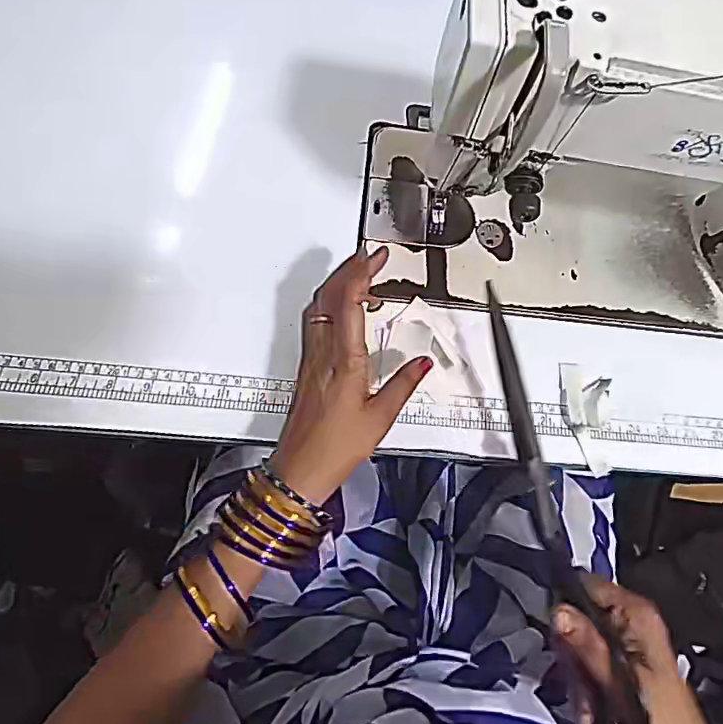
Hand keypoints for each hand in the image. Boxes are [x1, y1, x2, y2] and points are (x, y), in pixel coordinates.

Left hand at [268, 247, 431, 504]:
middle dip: (350, 268)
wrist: (300, 467)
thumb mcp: (381, 417)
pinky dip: (329, 302)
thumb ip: (404, 384)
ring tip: (359, 272)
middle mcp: (323, 353)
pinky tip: (341, 306)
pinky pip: (314, 320)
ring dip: (337, 282)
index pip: (347, 302)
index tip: (376, 257)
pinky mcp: (307, 364)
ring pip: (318, 305)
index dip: (361, 273)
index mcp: (344, 361)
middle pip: (329, 296)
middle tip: (371, 256)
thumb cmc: (334, 446)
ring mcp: (311, 356)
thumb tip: (422, 362)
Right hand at [556, 576, 722, 723]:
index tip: (561, 644)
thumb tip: (560, 612)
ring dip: (579, 688)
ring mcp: (625, 648)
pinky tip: (592, 722)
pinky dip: (586, 697)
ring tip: (590, 718)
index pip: (588, 586)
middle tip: (583, 695)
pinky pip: (587, 672)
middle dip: (574, 663)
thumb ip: (590, 647)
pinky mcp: (619, 671)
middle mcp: (631, 625)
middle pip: (579, 623)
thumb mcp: (623, 687)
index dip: (568, 610)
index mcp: (639, 616)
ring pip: (580, 652)